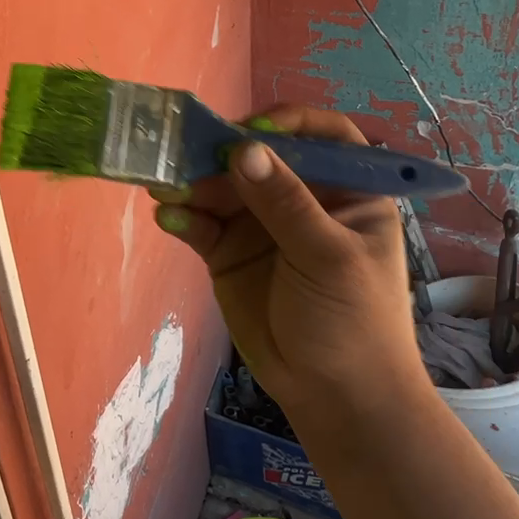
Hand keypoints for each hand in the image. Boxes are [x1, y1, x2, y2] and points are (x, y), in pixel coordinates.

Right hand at [151, 103, 422, 426]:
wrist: (334, 395)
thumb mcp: (327, 258)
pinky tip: (168, 219)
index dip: (288, 123)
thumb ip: (284, 203)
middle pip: (255, 158)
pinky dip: (181, 217)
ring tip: (164, 190)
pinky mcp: (226, 251)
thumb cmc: (354, 322)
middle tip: (183, 157)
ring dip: (190, 185)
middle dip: (219, 156)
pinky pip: (198, 222)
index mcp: (345, 193)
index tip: (251, 128)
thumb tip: (243, 149)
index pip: (322, 136)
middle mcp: (300, 199)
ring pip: (219, 187)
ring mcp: (259, 225)